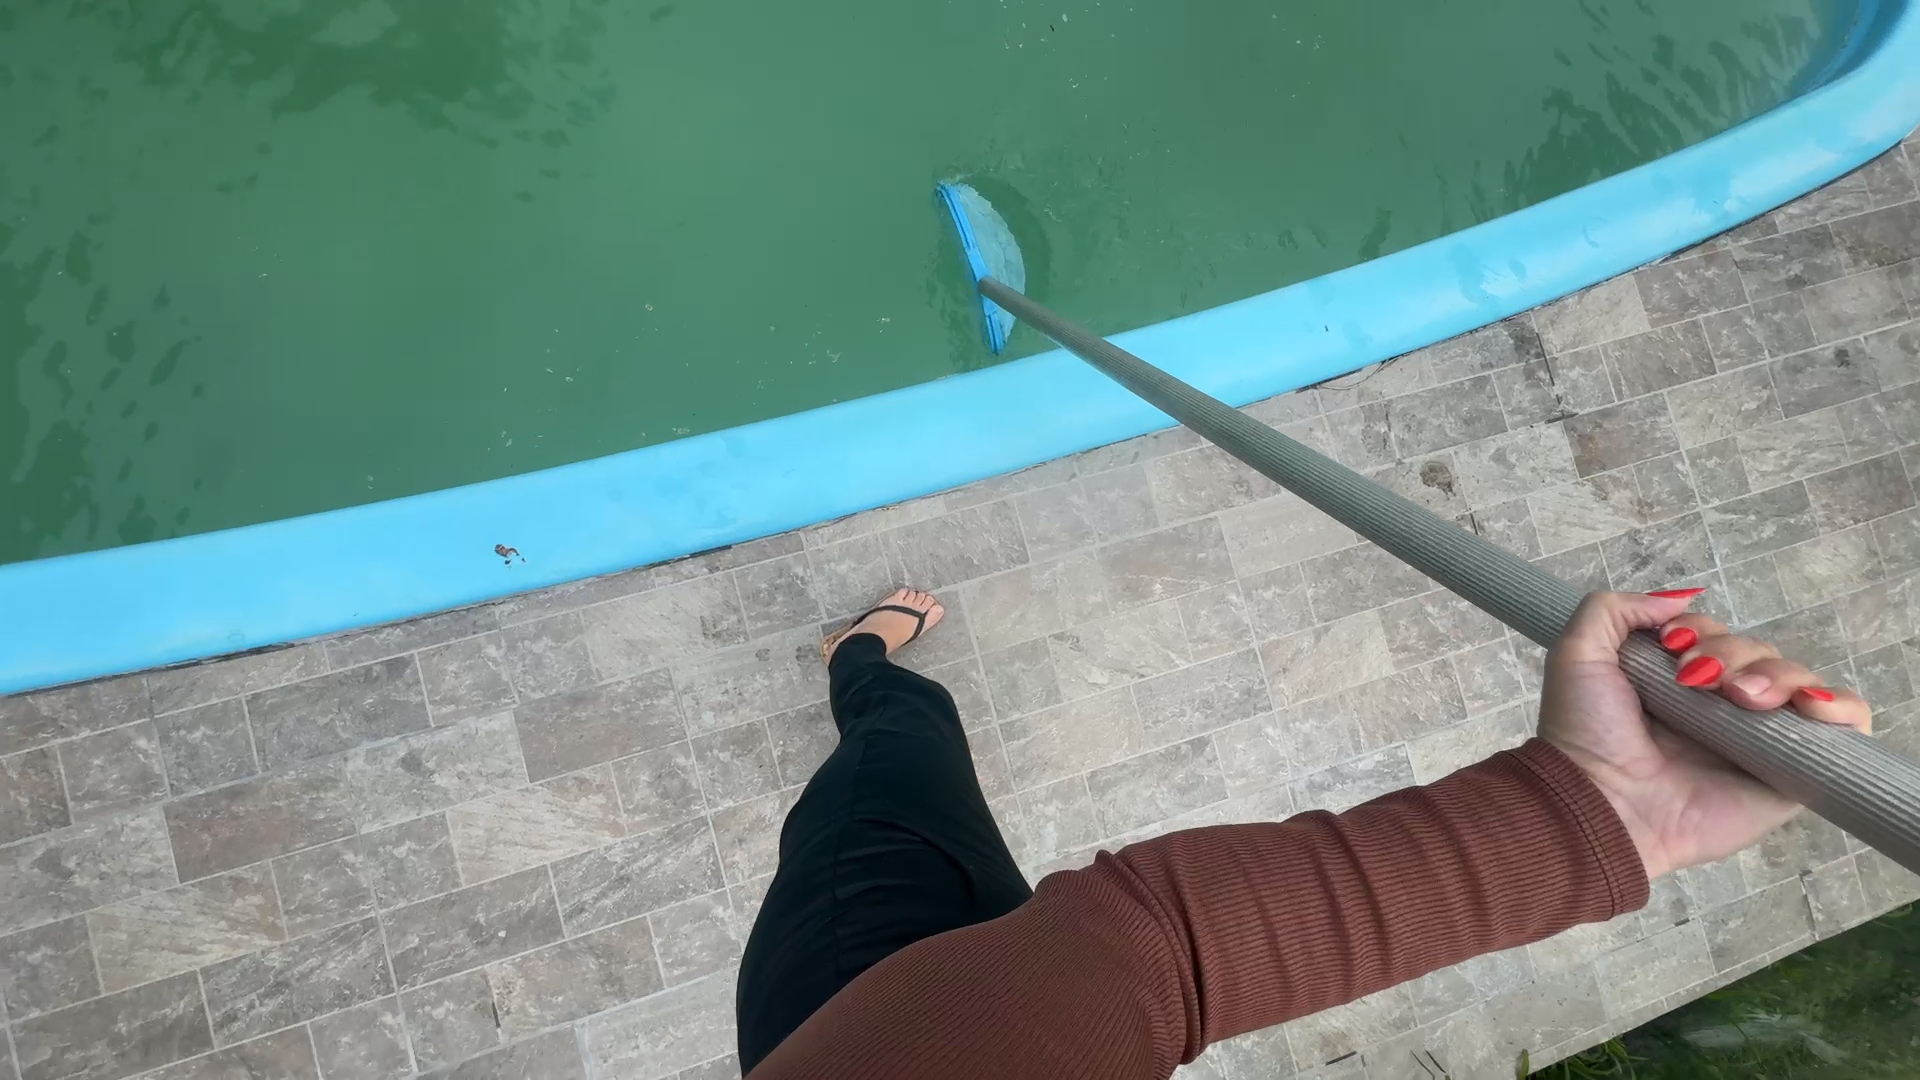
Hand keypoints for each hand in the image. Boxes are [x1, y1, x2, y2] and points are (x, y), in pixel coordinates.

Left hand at [1539, 591, 1872, 879]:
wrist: (1606, 796)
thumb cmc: (1584, 727)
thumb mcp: (1575, 655)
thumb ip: (1611, 611)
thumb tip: (1677, 599)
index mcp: (1664, 674)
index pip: (1706, 631)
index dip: (1698, 629)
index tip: (1674, 646)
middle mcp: (1710, 700)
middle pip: (1753, 650)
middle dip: (1733, 652)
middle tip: (1700, 679)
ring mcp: (1754, 733)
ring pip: (1797, 678)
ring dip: (1778, 675)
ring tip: (1742, 698)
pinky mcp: (1792, 768)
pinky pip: (1841, 726)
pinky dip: (1839, 706)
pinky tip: (1811, 708)